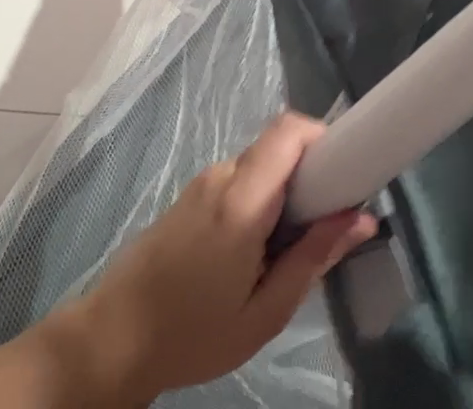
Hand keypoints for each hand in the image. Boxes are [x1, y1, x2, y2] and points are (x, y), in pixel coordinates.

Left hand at [53, 113, 377, 403]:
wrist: (110, 340)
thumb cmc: (192, 334)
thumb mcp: (265, 312)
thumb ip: (314, 259)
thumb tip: (362, 219)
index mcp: (240, 201)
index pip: (289, 132)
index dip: (326, 138)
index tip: (348, 177)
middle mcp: (220, 178)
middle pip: (280, 149)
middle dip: (312, 177)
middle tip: (324, 230)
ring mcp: (201, 184)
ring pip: (262, 167)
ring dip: (286, 194)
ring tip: (288, 251)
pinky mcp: (191, 196)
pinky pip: (241, 181)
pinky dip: (263, 200)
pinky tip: (256, 251)